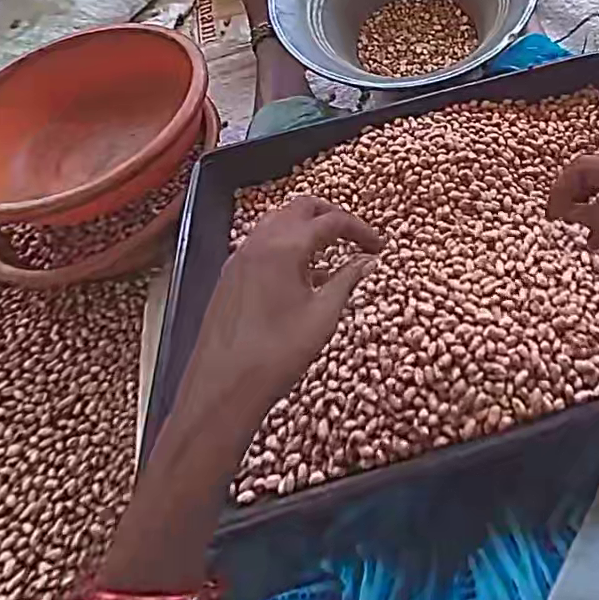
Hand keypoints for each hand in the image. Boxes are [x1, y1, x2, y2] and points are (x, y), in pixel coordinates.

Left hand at [175, 197, 384, 425]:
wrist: (220, 390)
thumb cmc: (276, 354)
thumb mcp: (323, 316)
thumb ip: (347, 280)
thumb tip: (366, 261)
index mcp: (284, 246)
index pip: (332, 221)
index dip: (360, 230)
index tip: (378, 246)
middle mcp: (259, 242)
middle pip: (302, 208)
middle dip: (331, 216)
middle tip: (354, 238)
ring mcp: (240, 257)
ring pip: (279, 222)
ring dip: (306, 229)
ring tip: (330, 255)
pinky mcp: (229, 276)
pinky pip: (262, 244)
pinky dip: (286, 245)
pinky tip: (301, 277)